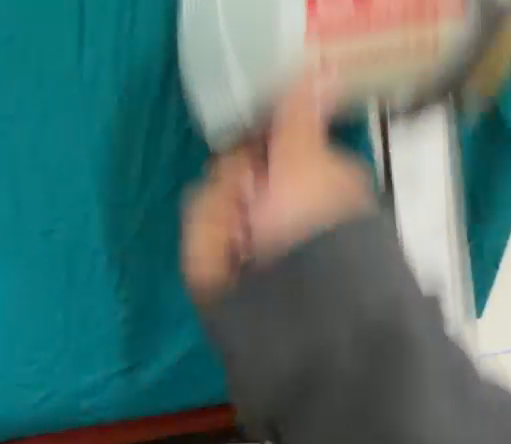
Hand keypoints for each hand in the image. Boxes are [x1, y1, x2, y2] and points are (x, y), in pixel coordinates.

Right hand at [182, 73, 375, 302]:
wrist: (292, 306)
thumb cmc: (313, 231)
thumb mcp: (309, 165)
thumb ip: (298, 120)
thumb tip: (315, 70)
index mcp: (303, 178)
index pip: (262, 141)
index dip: (256, 142)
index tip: (263, 147)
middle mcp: (269, 204)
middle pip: (228, 169)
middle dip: (236, 182)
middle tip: (257, 203)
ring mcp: (239, 235)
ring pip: (207, 200)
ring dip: (221, 216)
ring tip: (245, 242)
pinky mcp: (211, 265)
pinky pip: (195, 235)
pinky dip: (208, 243)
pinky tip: (228, 255)